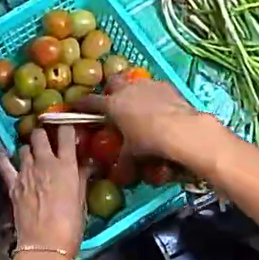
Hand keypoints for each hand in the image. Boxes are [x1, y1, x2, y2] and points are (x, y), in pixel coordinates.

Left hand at [0, 125, 86, 258]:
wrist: (45, 244)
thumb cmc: (70, 225)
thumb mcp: (81, 200)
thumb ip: (81, 178)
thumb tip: (85, 163)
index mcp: (66, 165)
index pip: (66, 134)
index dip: (67, 127)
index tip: (67, 128)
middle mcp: (45, 162)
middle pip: (40, 135)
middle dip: (43, 134)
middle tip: (47, 140)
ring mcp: (26, 171)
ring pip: (24, 147)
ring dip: (29, 148)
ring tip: (32, 154)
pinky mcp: (12, 183)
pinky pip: (3, 164)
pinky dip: (2, 157)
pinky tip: (0, 153)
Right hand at [75, 74, 212, 161]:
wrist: (182, 130)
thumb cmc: (149, 140)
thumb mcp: (132, 154)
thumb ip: (123, 161)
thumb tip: (119, 177)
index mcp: (112, 104)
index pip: (90, 101)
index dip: (81, 104)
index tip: (76, 105)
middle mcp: (127, 89)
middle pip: (112, 82)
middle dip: (111, 90)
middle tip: (113, 102)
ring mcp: (147, 85)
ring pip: (134, 82)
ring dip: (133, 90)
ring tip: (138, 103)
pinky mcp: (166, 86)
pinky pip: (154, 87)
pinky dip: (153, 94)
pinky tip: (159, 106)